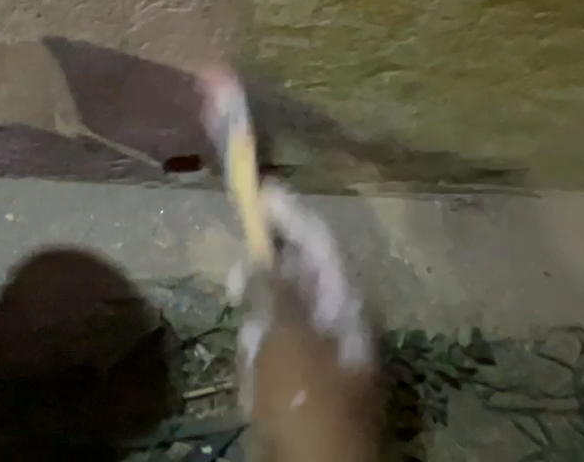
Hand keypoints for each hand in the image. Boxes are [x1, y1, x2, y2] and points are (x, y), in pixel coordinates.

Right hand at [237, 181, 379, 461]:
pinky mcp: (303, 378)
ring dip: (261, 316)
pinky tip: (254, 379)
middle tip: (238, 268)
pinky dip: (260, 350)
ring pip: (282, 308)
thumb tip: (255, 256)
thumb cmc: (306, 398)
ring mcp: (322, 350)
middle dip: (267, 268)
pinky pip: (275, 345)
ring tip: (252, 348)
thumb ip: (270, 288)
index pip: (319, 240)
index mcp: (345, 302)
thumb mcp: (285, 336)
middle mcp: (339, 318)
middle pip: (299, 271)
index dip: (289, 210)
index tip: (259, 186)